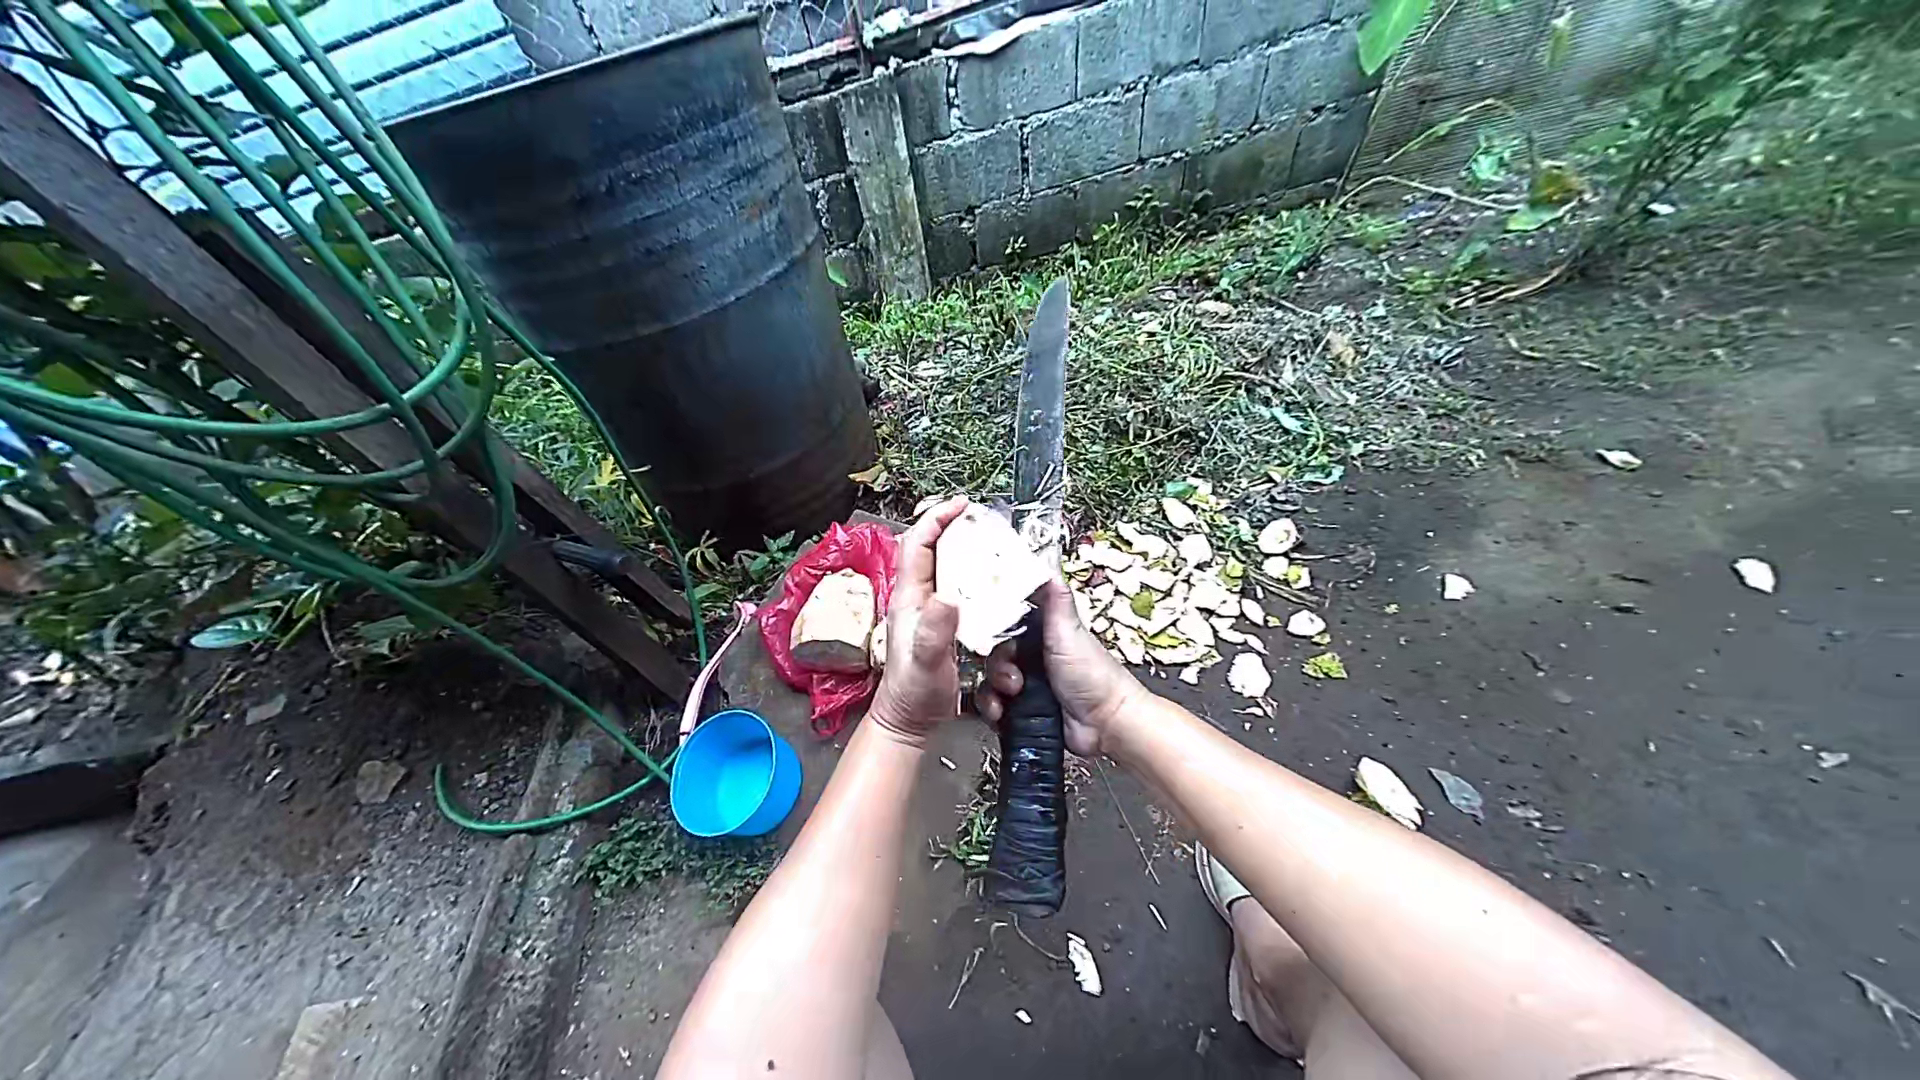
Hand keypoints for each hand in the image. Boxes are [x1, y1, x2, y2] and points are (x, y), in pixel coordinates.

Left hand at [868, 496, 968, 747]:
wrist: (910, 720)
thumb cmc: (914, 693)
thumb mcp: (925, 661)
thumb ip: (935, 631)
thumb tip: (948, 597)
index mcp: (910, 597)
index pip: (918, 545)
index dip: (936, 519)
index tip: (961, 504)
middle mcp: (919, 597)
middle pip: (934, 549)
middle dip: (955, 529)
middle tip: (983, 521)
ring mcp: (930, 610)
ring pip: (948, 568)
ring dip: (967, 551)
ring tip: (991, 545)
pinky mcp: (943, 624)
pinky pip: (959, 589)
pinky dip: (975, 578)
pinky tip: (992, 582)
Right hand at [976, 579, 1147, 756]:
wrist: (1104, 724)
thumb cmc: (1092, 674)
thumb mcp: (1069, 630)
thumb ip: (1056, 601)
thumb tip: (1048, 567)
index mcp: (1041, 634)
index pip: (1004, 623)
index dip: (992, 629)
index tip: (986, 634)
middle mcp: (1031, 658)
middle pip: (993, 653)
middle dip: (997, 665)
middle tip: (1013, 675)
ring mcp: (1024, 686)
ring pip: (989, 681)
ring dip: (993, 688)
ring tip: (1011, 695)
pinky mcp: (1019, 712)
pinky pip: (992, 706)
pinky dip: (992, 709)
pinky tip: (1001, 712)